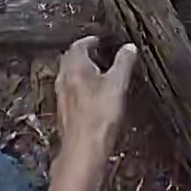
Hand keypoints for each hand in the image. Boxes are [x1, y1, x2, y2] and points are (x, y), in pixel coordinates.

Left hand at [56, 35, 134, 163]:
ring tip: (96, 73)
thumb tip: (129, 47)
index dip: (89, 41)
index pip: (78, 45)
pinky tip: (90, 96)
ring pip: (69, 76)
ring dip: (80, 71)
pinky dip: (79, 87)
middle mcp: (63, 78)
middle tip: (97, 54)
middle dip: (83, 55)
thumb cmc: (99, 115)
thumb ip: (124, 63)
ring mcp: (61, 96)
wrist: (83, 149)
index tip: (98, 41)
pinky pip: (70, 92)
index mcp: (74, 66)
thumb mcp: (118, 84)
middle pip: (70, 59)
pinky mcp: (64, 112)